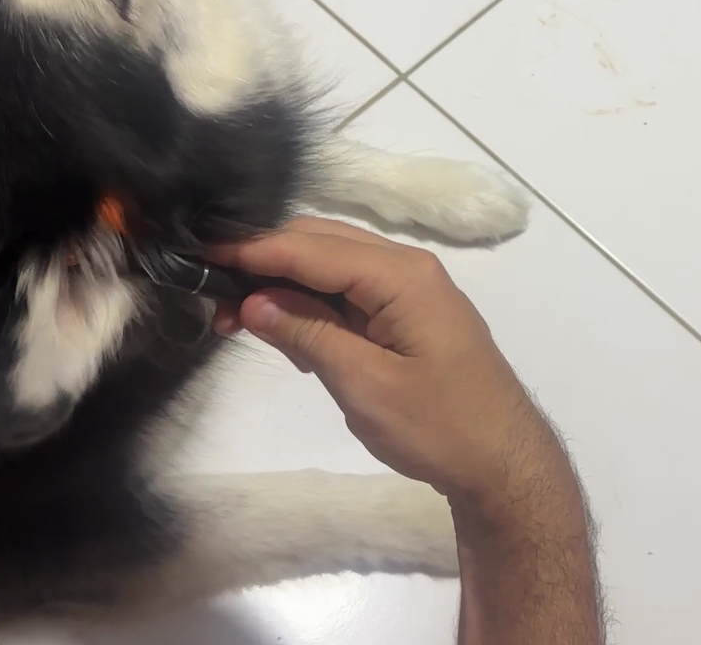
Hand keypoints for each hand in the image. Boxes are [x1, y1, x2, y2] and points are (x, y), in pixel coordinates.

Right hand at [210, 218, 560, 508]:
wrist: (500, 455)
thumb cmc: (437, 423)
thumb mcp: (364, 384)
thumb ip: (309, 334)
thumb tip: (254, 299)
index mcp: (401, 275)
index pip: (314, 247)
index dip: (255, 249)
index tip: (199, 253)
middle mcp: (408, 266)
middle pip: (325, 244)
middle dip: (267, 262)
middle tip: (211, 296)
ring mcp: (412, 287)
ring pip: (336, 265)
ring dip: (287, 283)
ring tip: (236, 319)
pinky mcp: (409, 310)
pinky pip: (352, 291)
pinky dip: (315, 304)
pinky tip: (288, 331)